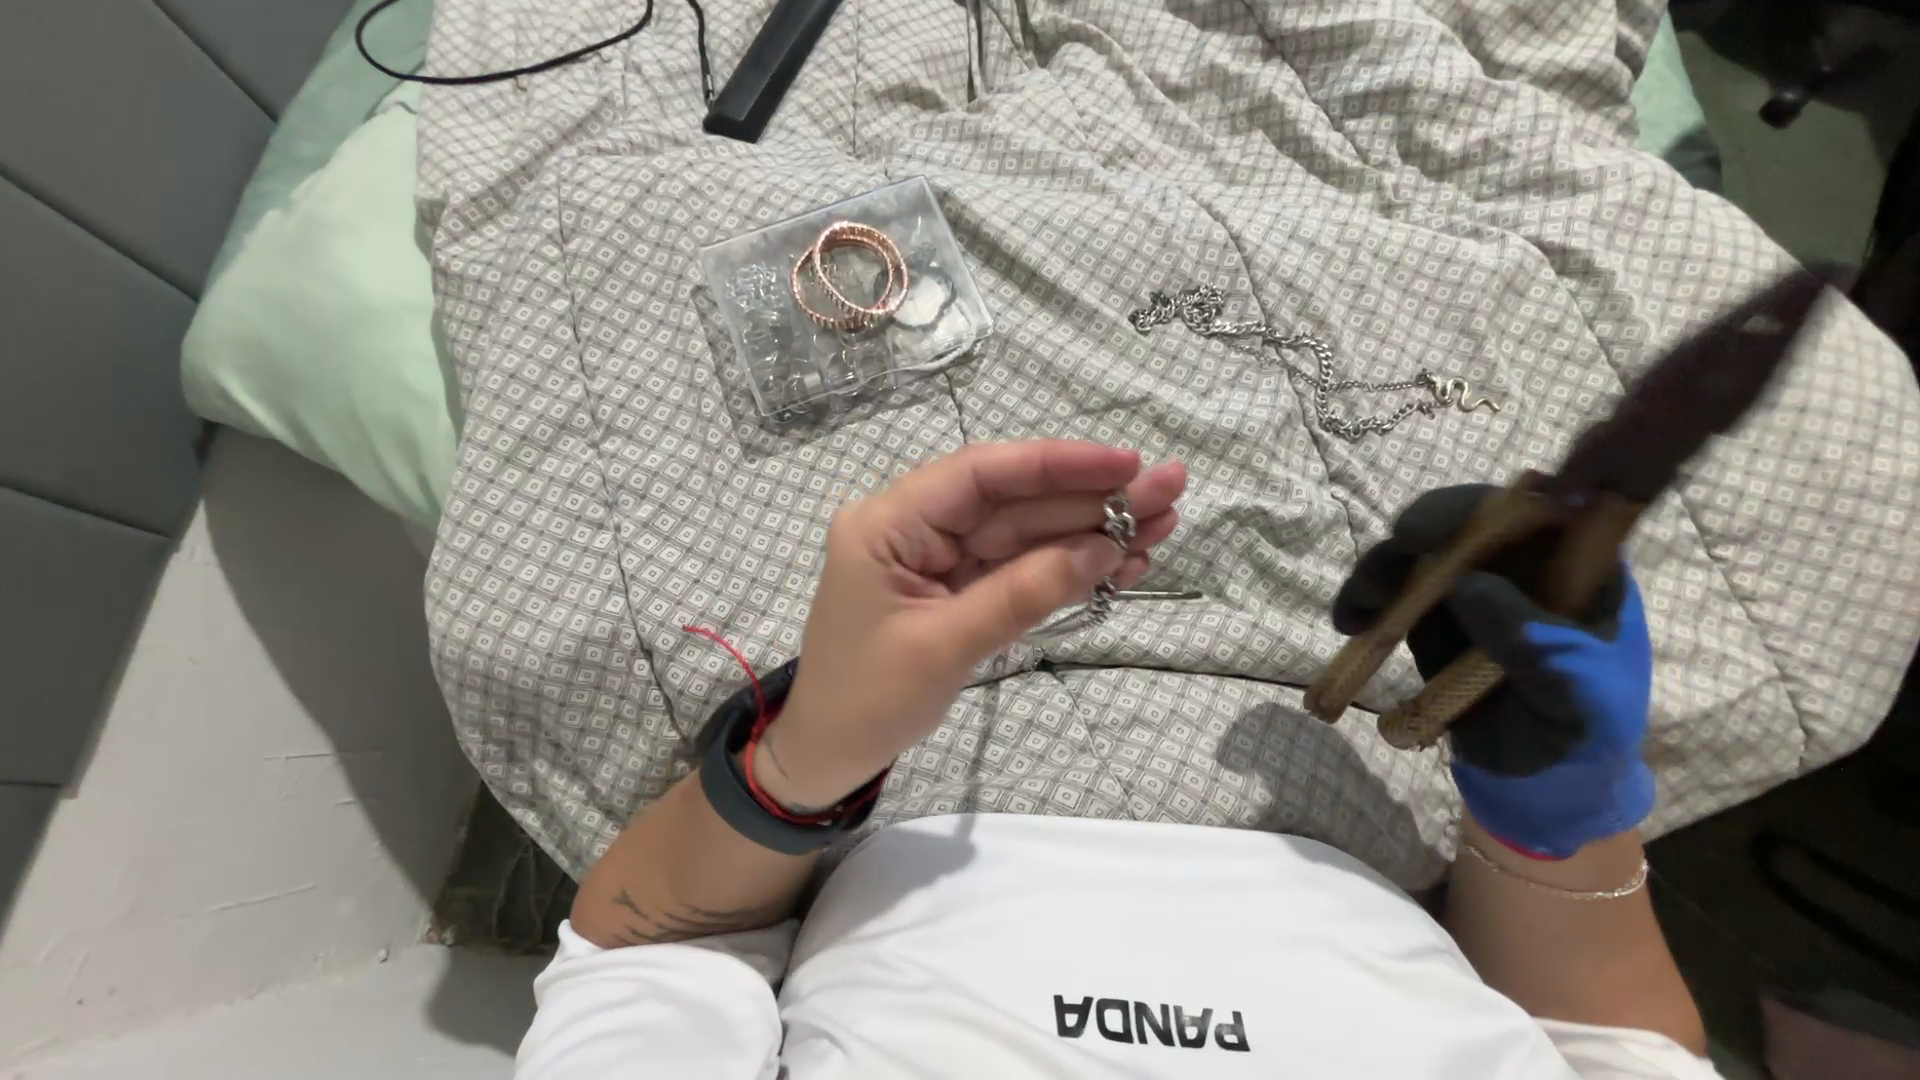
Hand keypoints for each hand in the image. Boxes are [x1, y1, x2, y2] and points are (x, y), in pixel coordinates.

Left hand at [755, 441, 1187, 809]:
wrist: (830, 752)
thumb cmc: (868, 699)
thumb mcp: (945, 646)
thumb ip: (1023, 592)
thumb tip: (1102, 547)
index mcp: (889, 522)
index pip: (982, 474)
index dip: (1057, 464)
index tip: (1124, 463)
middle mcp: (915, 525)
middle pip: (1014, 500)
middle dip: (1091, 498)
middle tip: (1172, 491)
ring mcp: (940, 556)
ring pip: (1026, 532)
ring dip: (1091, 530)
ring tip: (1165, 525)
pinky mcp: (959, 586)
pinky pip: (1019, 567)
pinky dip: (1068, 567)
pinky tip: (1124, 560)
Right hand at [1331, 484, 1654, 857]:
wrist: (1535, 777)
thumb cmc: (1576, 735)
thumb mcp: (1576, 697)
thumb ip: (1536, 643)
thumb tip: (1468, 585)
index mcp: (1580, 573)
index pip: (1545, 512)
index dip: (1496, 504)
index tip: (1452, 524)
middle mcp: (1526, 565)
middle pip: (1471, 519)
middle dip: (1426, 529)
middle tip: (1394, 551)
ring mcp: (1474, 585)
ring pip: (1421, 550)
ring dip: (1382, 567)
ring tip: (1355, 610)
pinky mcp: (1433, 610)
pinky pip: (1393, 587)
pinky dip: (1364, 597)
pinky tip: (1348, 623)